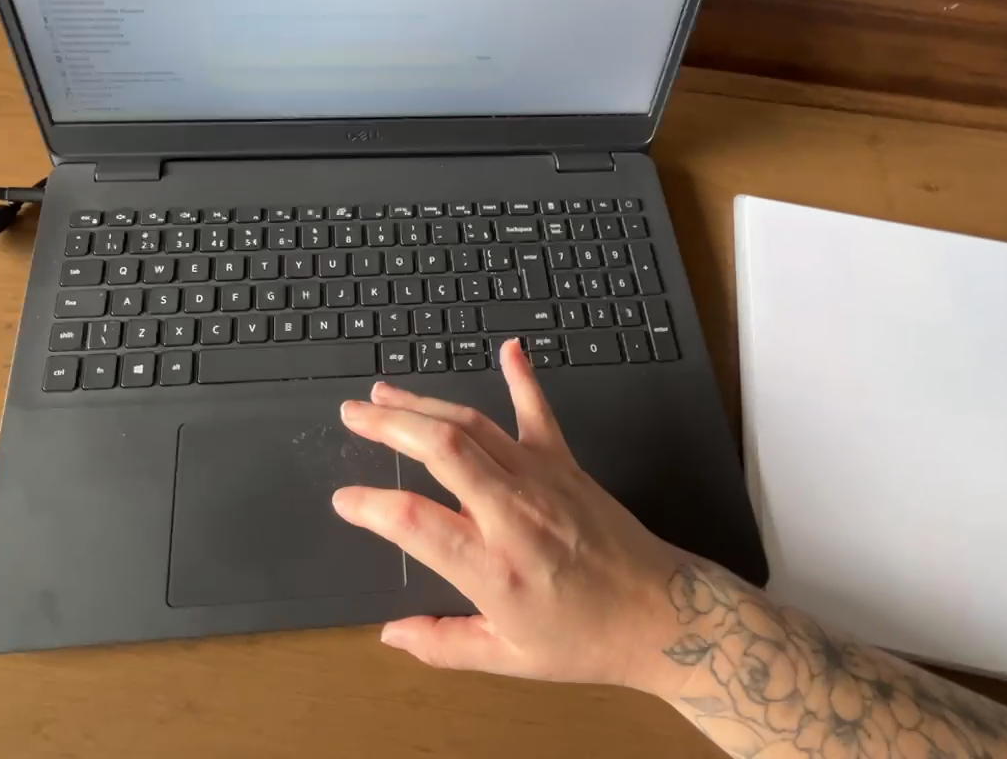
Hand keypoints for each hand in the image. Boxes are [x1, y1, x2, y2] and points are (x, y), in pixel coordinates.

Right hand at [333, 339, 691, 694]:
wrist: (661, 614)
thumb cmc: (584, 639)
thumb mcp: (508, 659)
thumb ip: (442, 645)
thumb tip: (388, 634)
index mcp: (493, 567)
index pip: (413, 521)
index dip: (369, 505)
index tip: (345, 500)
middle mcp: (512, 512)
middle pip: (441, 449)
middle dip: (389, 425)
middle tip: (353, 414)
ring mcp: (540, 477)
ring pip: (472, 424)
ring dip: (424, 404)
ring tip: (385, 393)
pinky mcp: (564, 461)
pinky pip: (537, 411)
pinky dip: (522, 376)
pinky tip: (510, 348)